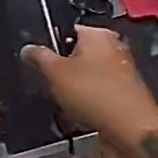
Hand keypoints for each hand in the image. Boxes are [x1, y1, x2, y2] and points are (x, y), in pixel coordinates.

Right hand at [21, 26, 157, 149]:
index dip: (52, 48)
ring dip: (78, 87)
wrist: (130, 126)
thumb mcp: (54, 72)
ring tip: (71, 102)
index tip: (44, 65)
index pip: (67, 31)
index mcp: (97, 33)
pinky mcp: (128, 89)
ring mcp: (123, 67)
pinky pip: (102, 90)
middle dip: (65, 70)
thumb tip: (28, 48)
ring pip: (90, 74)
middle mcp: (114, 45)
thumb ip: (38, 56)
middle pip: (78, 54)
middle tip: (56, 86)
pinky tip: (87, 112)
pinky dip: (93, 99)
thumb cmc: (93, 93)